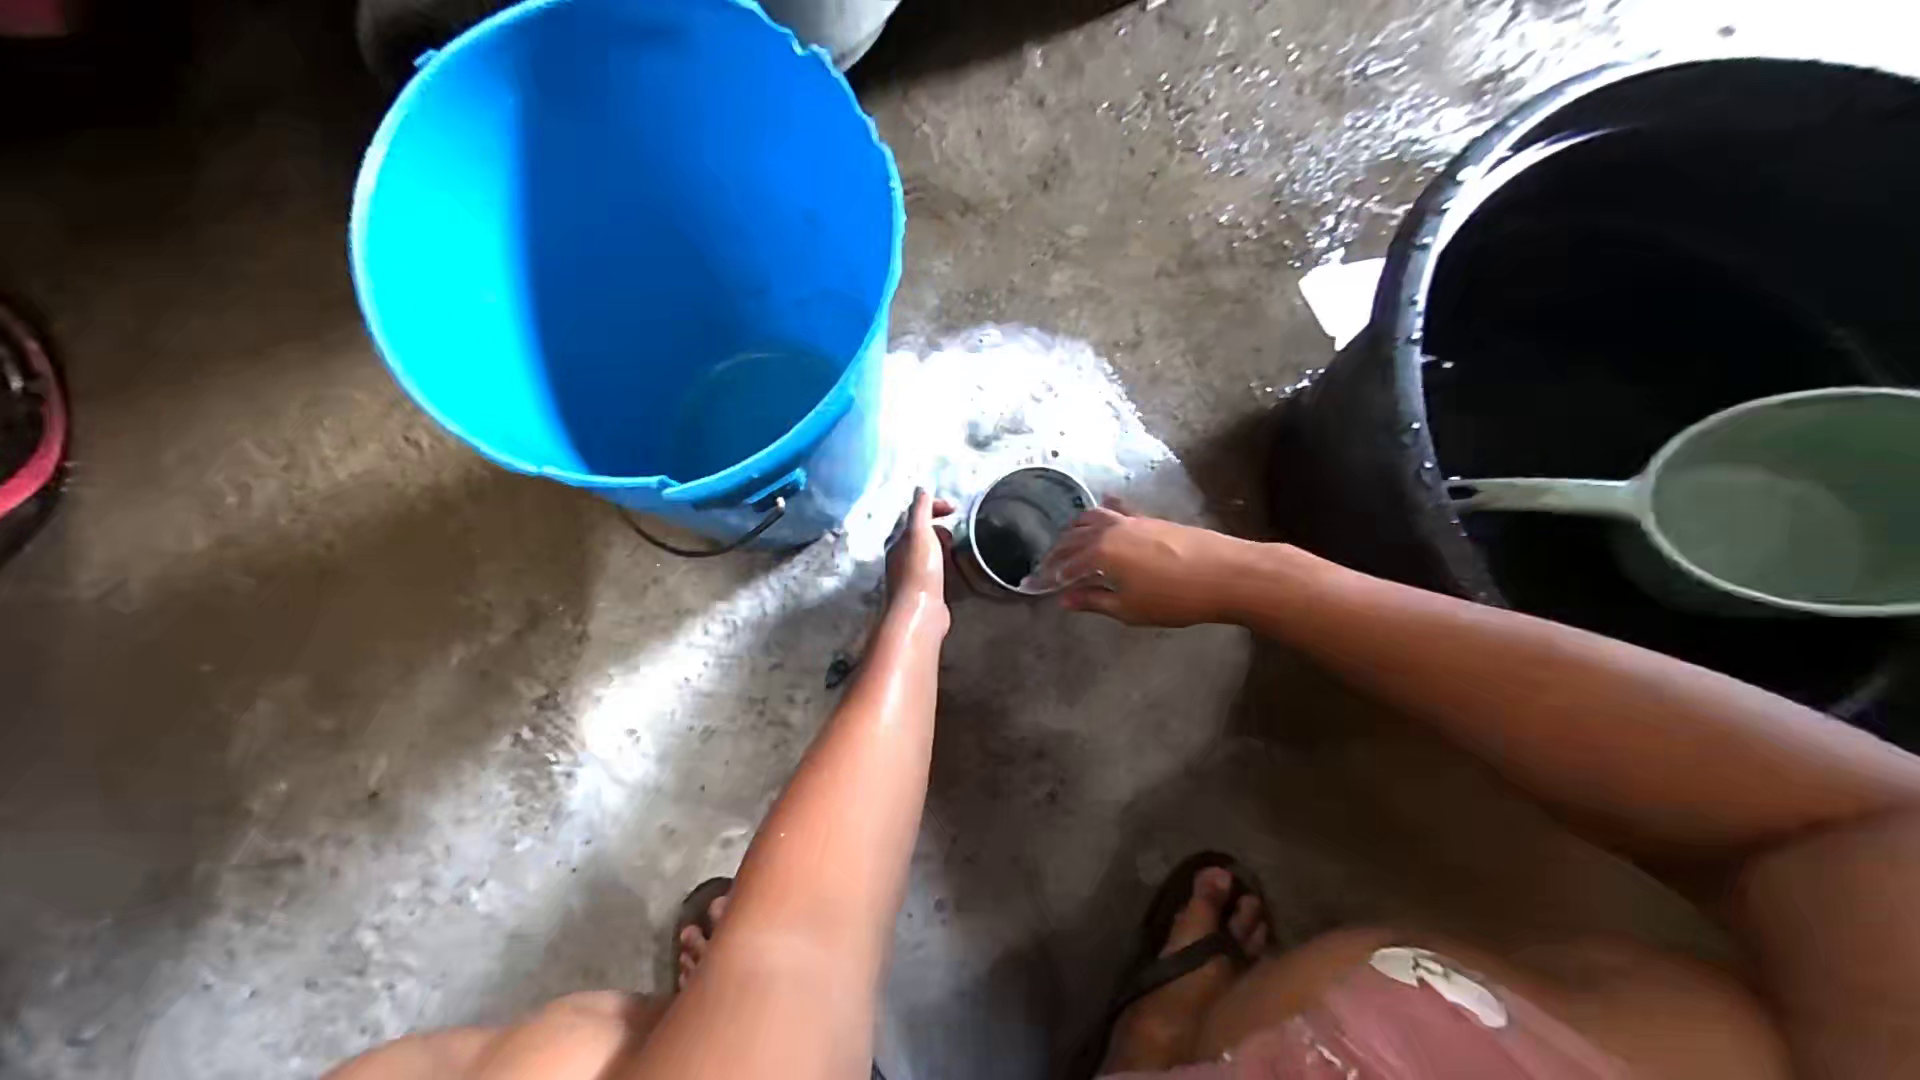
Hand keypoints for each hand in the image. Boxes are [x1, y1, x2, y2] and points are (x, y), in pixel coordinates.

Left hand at [885, 488, 953, 620]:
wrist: (919, 613)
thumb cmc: (919, 570)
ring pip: (927, 551)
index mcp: (897, 539)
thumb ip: (920, 510)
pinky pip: (934, 569)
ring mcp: (911, 574)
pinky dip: (945, 563)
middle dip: (939, 526)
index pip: (913, 514)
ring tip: (958, 548)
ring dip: (943, 545)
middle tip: (956, 530)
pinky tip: (955, 569)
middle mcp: (900, 555)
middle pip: (920, 532)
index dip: (933, 505)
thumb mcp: (919, 533)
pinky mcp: (923, 590)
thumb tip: (921, 488)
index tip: (955, 508)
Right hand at [1032, 499, 1256, 626]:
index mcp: (1100, 552)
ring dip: (1075, 528)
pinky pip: (1118, 510)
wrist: (1227, 573)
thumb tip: (1065, 600)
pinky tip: (1104, 504)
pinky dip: (1104, 510)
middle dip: (1057, 552)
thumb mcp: (1129, 608)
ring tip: (1067, 539)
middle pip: (1074, 538)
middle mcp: (1110, 530)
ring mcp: (1131, 520)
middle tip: (1047, 566)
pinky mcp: (1150, 519)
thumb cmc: (1174, 598)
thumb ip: (1094, 601)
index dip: (1050, 577)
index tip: (1036, 585)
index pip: (1066, 565)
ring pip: (1093, 517)